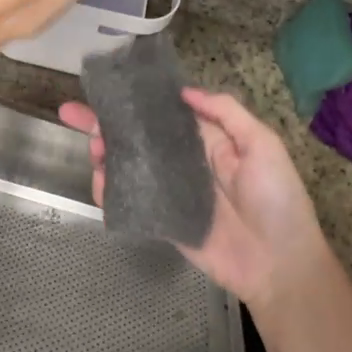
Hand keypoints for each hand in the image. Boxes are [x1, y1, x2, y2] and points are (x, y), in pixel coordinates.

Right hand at [60, 88, 330, 310]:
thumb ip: (226, 112)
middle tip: (72, 113)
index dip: (136, 100)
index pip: (163, 113)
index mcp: (207, 140)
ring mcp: (169, 192)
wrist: (280, 264)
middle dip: (104, 124)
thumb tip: (184, 90)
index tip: (106, 86)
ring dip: (104, 154)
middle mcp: (182, 161)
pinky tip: (98, 181)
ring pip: (126, 167)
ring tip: (92, 149)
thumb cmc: (277, 199)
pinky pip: (129, 202)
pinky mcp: (162, 220)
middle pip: (136, 137)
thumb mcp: (262, 144)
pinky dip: (108, 191)